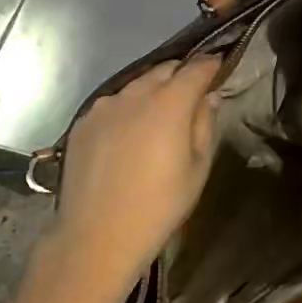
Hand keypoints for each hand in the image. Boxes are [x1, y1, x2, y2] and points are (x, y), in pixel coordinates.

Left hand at [45, 58, 222, 292]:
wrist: (97, 237)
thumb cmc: (159, 206)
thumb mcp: (197, 169)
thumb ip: (205, 125)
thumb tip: (209, 97)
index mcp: (169, 103)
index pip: (196, 68)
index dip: (211, 65)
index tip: (218, 69)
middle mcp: (135, 94)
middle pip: (164, 71)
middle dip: (180, 77)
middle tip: (190, 97)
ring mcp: (104, 106)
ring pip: (136, 86)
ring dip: (151, 94)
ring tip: (155, 120)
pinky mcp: (83, 122)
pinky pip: (112, 105)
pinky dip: (125, 111)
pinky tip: (126, 138)